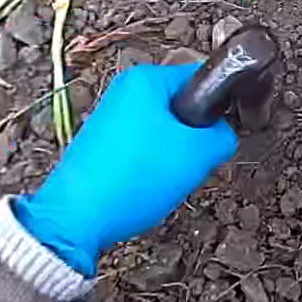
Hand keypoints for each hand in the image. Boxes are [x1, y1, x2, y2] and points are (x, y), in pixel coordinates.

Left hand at [15, 64, 237, 274]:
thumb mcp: (200, 153)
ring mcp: (112, 116)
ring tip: (170, 171)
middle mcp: (125, 90)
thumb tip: (223, 134)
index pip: (203, 79)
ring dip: (176, 150)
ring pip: (168, 127)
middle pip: (185, 105)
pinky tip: (151, 180)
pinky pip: (147, 145)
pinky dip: (155, 162)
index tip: (217, 130)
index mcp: (146, 79)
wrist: (76, 222)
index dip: (218, 107)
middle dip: (195, 133)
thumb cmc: (131, 178)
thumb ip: (225, 134)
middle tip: (194, 155)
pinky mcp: (104, 142)